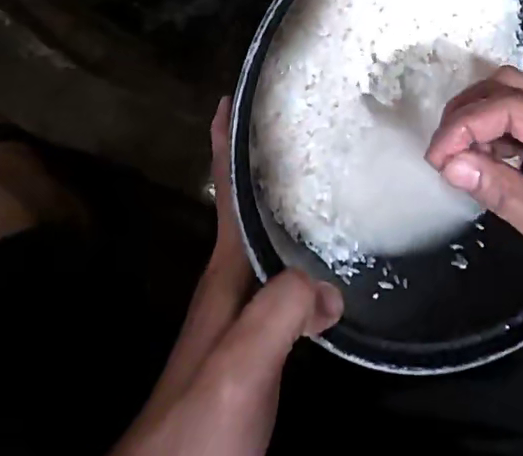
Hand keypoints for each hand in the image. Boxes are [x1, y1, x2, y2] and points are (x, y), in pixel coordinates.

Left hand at [113, 99, 342, 455]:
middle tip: (297, 124)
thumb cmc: (197, 429)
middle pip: (246, 206)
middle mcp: (232, 285)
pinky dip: (301, 254)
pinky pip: (284, 277)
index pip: (226, 193)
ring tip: (319, 175)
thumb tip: (325, 283)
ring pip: (267, 239)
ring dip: (284, 204)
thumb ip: (279, 314)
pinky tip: (324, 260)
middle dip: (263, 162)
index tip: (233, 99)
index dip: (226, 144)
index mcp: (224, 277)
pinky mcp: (259, 343)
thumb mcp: (239, 365)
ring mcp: (243, 316)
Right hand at [426, 69, 522, 455]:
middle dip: (473, 112)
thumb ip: (508, 195)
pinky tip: (495, 170)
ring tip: (460, 163)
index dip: (465, 124)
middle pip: (520, 90)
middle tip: (442, 154)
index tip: (433, 161)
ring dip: (491, 126)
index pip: (513, 104)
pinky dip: (514, 145)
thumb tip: (449, 160)